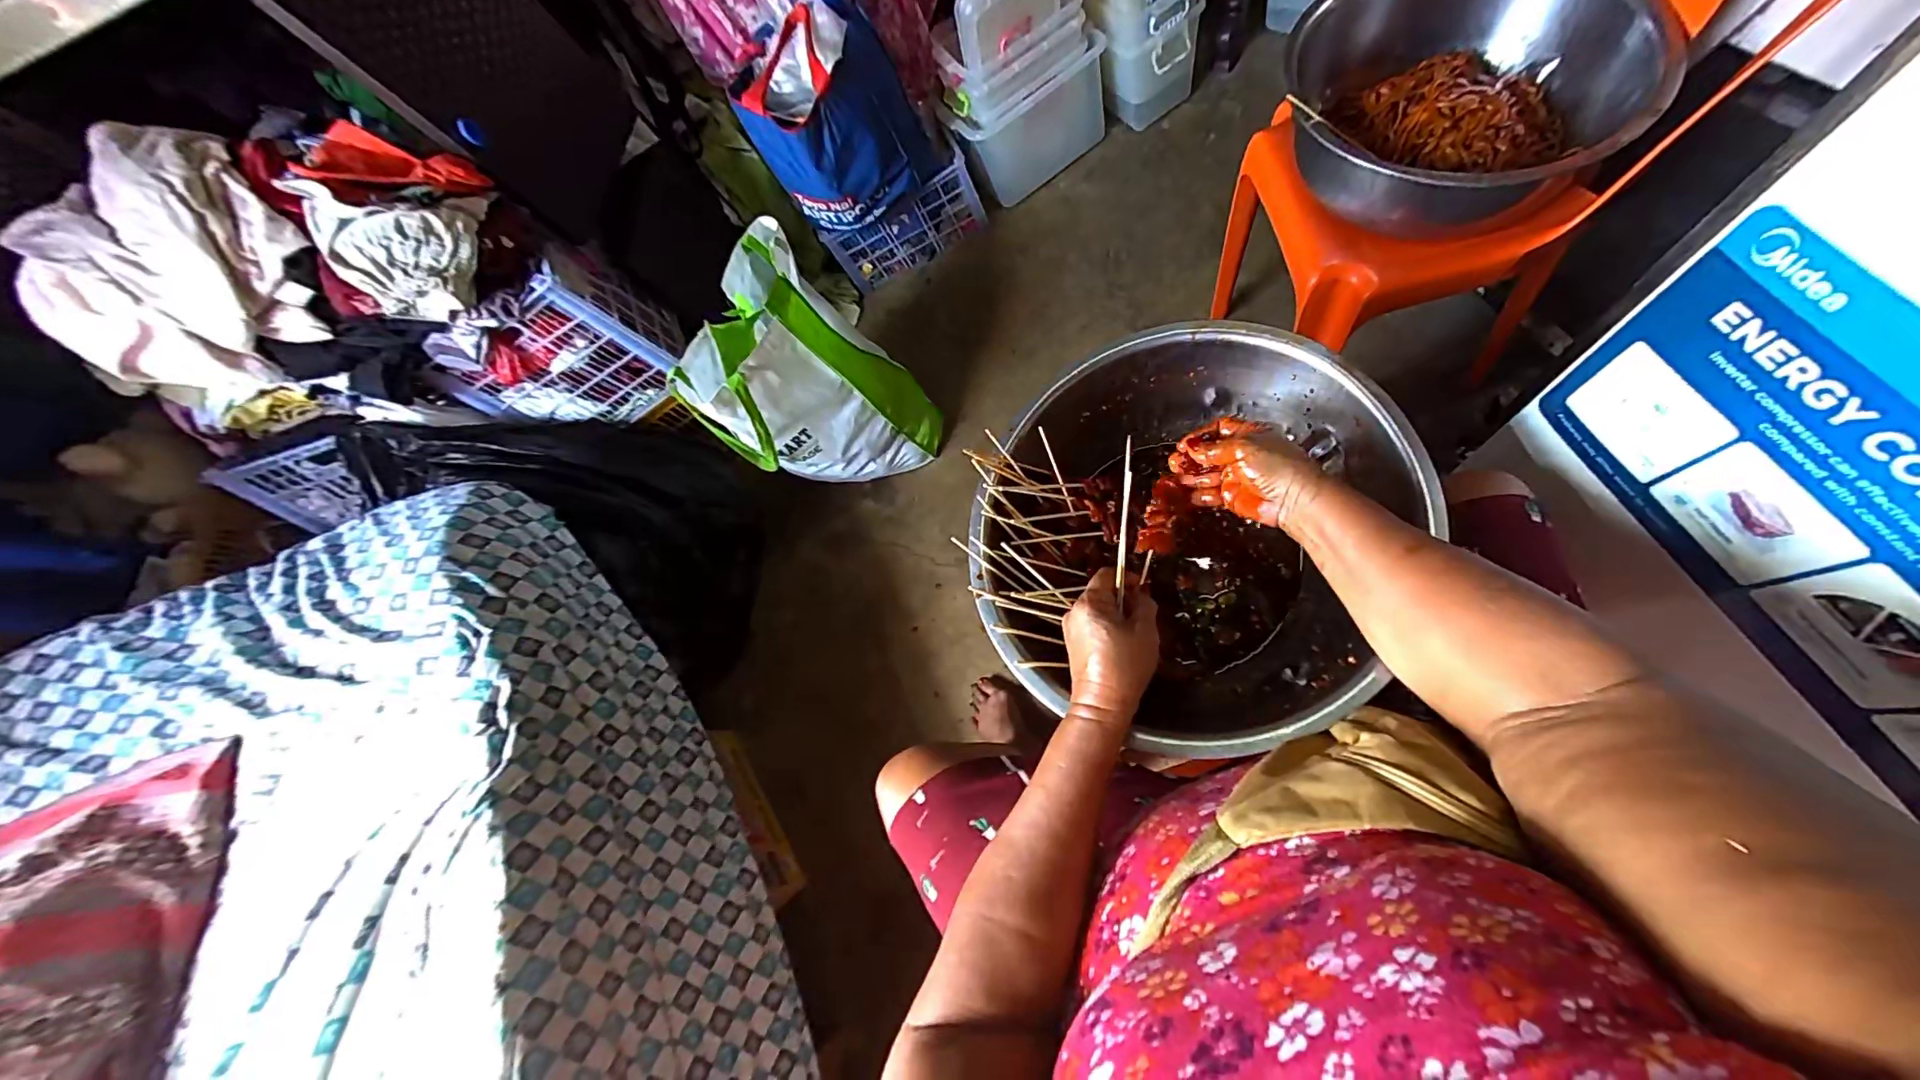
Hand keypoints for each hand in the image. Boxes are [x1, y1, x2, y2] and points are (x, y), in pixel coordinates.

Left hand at [1064, 568, 1158, 717]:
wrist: (1101, 702)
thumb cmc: (1126, 664)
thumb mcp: (1146, 630)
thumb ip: (1144, 604)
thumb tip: (1139, 593)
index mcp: (1090, 602)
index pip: (1106, 573)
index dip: (1126, 576)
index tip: (1142, 589)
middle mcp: (1074, 610)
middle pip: (1100, 591)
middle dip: (1121, 596)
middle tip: (1142, 613)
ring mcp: (1069, 626)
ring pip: (1095, 608)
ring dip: (1113, 612)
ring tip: (1132, 631)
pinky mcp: (1070, 642)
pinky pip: (1089, 623)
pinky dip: (1104, 625)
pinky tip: (1118, 643)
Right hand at [1171, 418, 1329, 529]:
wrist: (1294, 501)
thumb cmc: (1283, 468)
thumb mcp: (1244, 448)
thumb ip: (1214, 448)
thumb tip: (1193, 447)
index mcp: (1249, 436)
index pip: (1218, 431)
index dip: (1200, 437)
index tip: (1184, 444)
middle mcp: (1243, 455)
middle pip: (1209, 454)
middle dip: (1190, 458)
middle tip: (1176, 462)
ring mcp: (1238, 476)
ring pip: (1207, 475)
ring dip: (1191, 476)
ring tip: (1176, 478)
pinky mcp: (1235, 496)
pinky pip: (1211, 494)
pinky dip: (1198, 494)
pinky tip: (1186, 493)